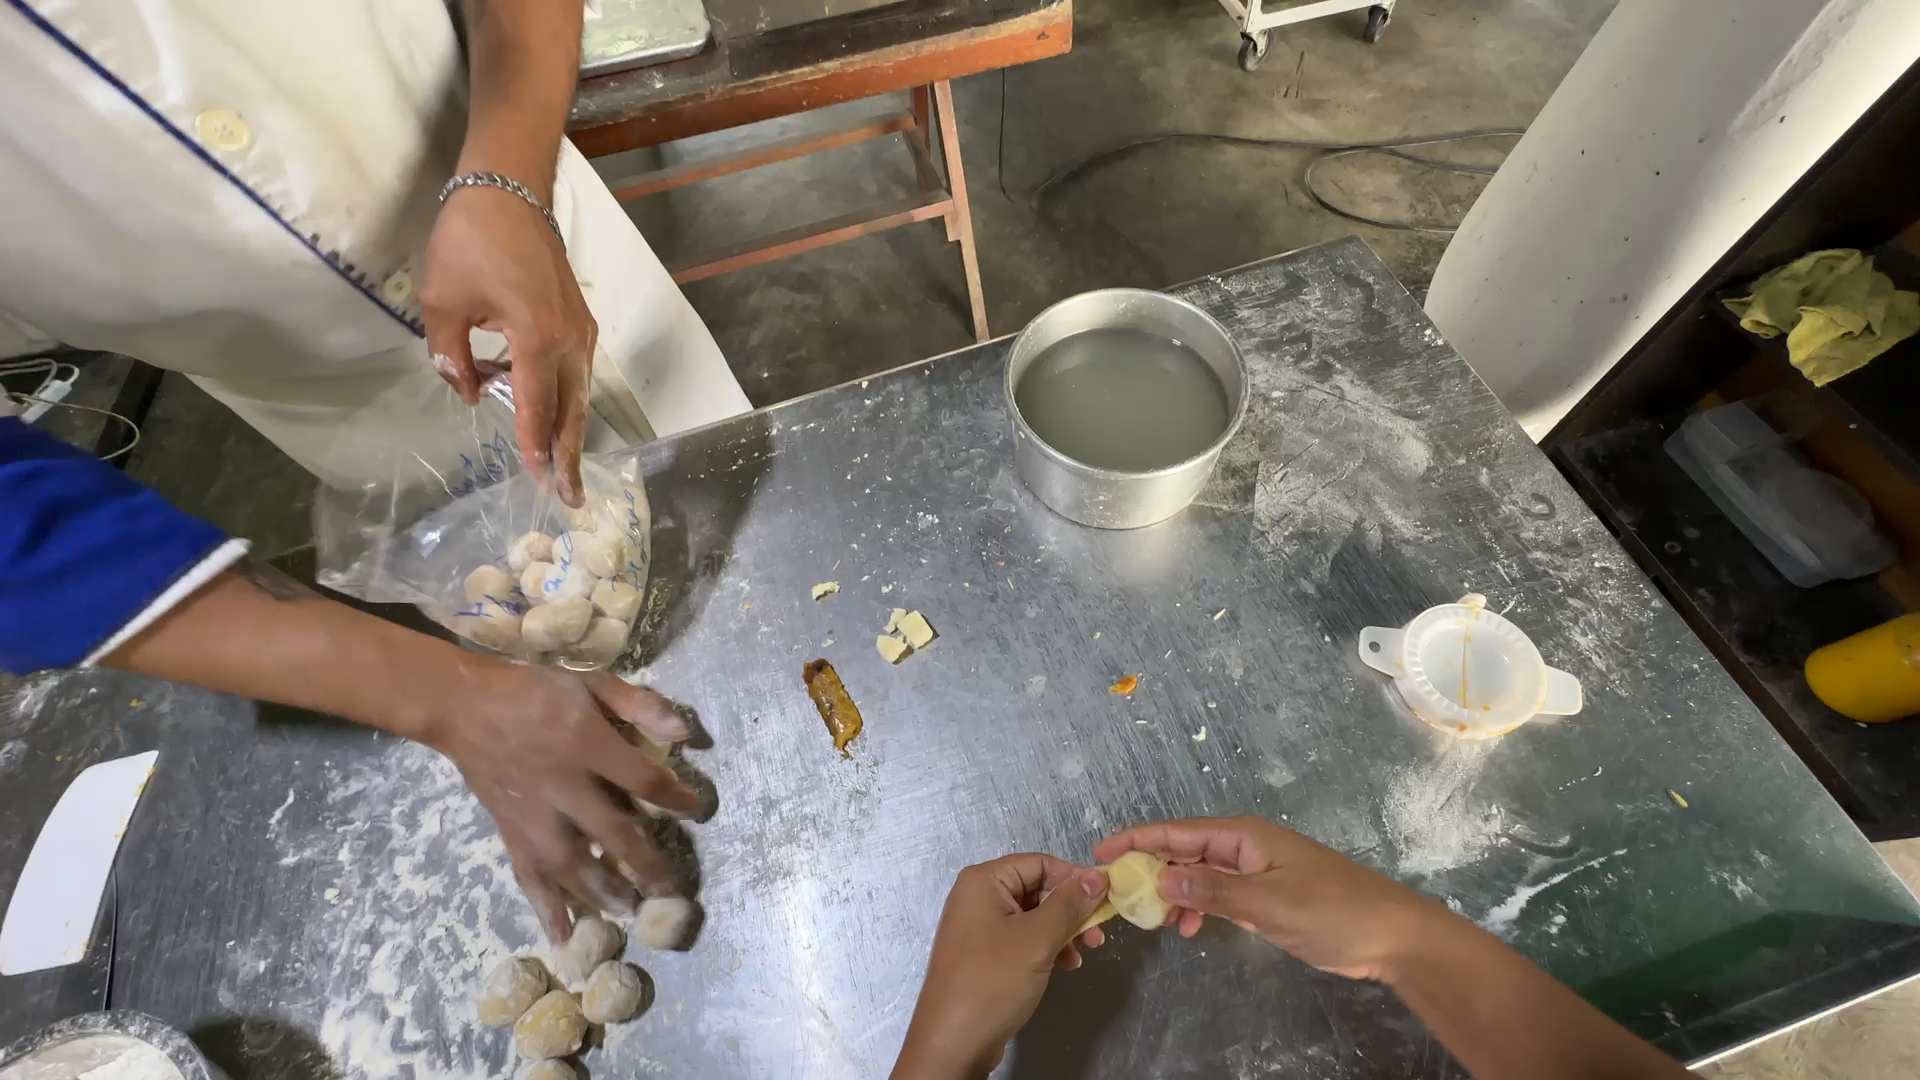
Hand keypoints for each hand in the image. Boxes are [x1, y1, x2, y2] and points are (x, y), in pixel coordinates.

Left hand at [421, 184, 595, 506]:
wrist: (510, 193)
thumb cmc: (470, 241)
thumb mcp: (441, 299)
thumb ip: (451, 354)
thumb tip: (470, 392)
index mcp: (536, 338)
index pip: (536, 405)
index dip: (534, 446)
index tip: (536, 481)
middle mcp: (571, 344)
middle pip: (573, 412)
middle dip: (569, 458)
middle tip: (572, 498)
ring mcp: (583, 335)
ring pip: (581, 397)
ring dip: (573, 435)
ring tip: (568, 469)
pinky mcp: (582, 325)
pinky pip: (579, 375)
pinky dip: (569, 403)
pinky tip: (557, 415)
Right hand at [424, 662, 700, 942]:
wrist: (464, 704)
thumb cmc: (538, 690)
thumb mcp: (594, 683)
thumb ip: (640, 705)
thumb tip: (684, 733)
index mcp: (586, 746)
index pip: (642, 781)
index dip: (675, 798)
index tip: (699, 810)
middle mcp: (561, 786)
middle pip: (611, 833)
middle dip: (645, 863)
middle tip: (671, 890)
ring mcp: (531, 814)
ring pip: (569, 863)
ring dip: (601, 891)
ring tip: (630, 911)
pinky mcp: (507, 830)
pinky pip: (527, 874)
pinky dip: (544, 906)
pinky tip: (561, 934)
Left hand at [892, 855, 1108, 1078]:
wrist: (953, 1043)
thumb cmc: (993, 980)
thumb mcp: (1037, 939)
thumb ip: (1069, 905)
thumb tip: (1097, 876)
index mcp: (984, 880)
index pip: (1039, 863)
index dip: (1073, 878)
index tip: (1104, 898)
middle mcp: (979, 895)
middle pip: (1036, 888)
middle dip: (1070, 909)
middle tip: (1099, 932)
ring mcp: (979, 925)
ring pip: (1032, 915)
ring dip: (1062, 930)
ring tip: (1086, 952)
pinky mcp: (984, 953)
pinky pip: (1022, 937)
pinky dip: (1046, 947)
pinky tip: (1066, 965)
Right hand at [1093, 815, 1449, 980]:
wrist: (1395, 937)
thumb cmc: (1332, 911)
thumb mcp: (1268, 903)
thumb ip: (1212, 891)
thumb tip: (1158, 879)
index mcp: (1241, 835)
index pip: (1176, 832)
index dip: (1135, 840)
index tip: (1100, 853)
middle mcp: (1241, 845)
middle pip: (1182, 850)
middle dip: (1148, 867)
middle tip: (1116, 892)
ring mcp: (1253, 869)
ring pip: (1197, 873)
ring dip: (1172, 891)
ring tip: (1151, 918)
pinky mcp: (1264, 893)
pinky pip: (1216, 892)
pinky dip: (1197, 906)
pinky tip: (1189, 928)